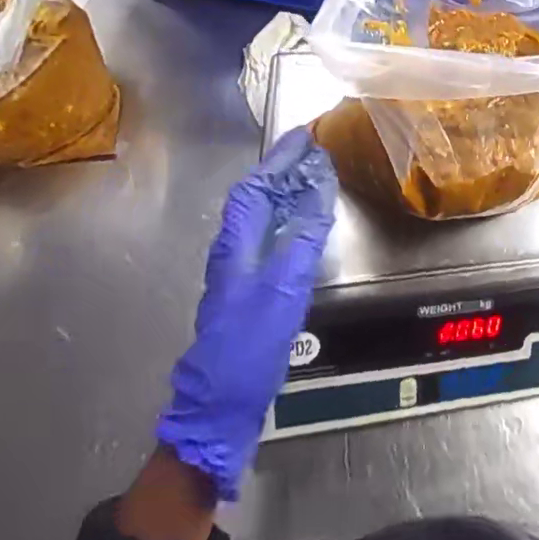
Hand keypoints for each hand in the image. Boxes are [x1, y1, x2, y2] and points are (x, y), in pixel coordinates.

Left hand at [156, 128, 337, 500]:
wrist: (219, 403)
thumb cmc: (248, 344)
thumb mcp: (282, 288)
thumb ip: (302, 237)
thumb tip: (319, 189)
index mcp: (235, 244)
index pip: (256, 187)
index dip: (279, 159)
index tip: (305, 136)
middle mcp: (233, 251)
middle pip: (257, 198)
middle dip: (283, 170)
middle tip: (315, 152)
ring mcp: (240, 271)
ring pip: (263, 218)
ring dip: (287, 193)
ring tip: (315, 178)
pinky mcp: (250, 289)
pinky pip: (271, 238)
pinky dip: (290, 221)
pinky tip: (304, 226)